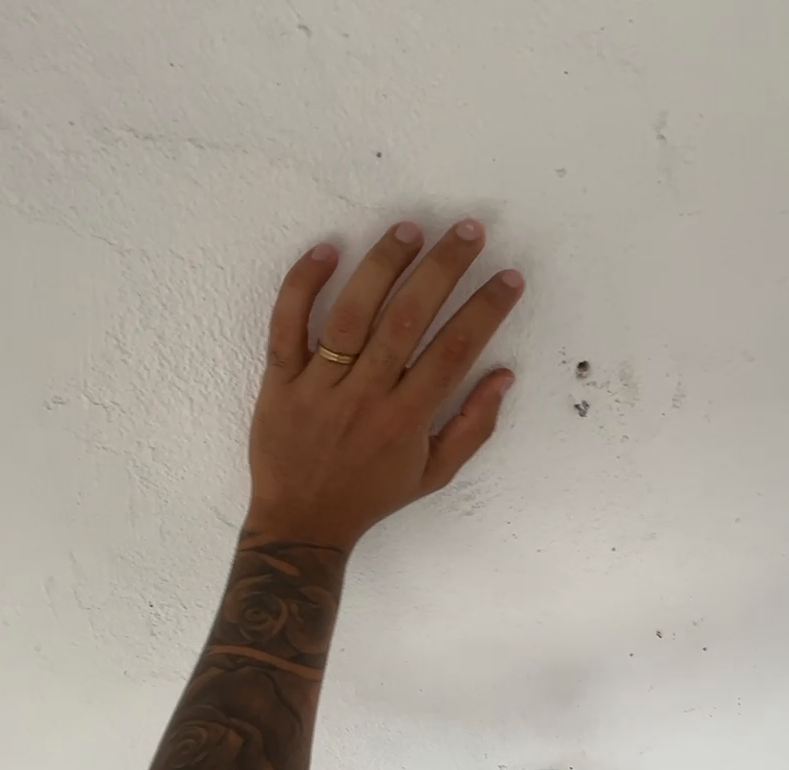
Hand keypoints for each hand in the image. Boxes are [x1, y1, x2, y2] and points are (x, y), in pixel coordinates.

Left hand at [246, 219, 524, 548]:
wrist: (302, 523)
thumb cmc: (372, 496)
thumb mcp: (434, 475)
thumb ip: (472, 427)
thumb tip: (503, 377)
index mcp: (407, 421)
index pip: (454, 351)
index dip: (486, 310)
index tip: (508, 278)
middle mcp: (366, 397)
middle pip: (408, 320)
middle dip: (443, 270)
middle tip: (468, 232)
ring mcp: (319, 386)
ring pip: (352, 314)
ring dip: (383, 266)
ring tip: (411, 229)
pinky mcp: (280, 380)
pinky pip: (287, 325)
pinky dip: (302, 285)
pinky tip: (328, 250)